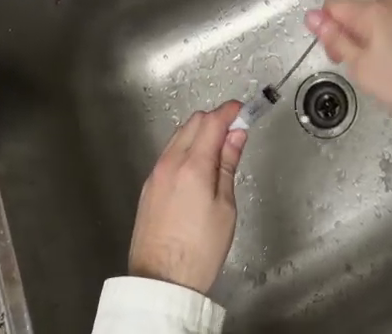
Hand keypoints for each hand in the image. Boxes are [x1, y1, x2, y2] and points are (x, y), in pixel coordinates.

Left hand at [127, 101, 248, 293]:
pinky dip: (186, 148)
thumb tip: (236, 135)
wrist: (161, 282)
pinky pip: (169, 154)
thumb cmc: (200, 250)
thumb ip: (228, 164)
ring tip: (218, 150)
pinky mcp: (149, 187)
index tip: (242, 110)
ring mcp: (156, 174)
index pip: (212, 122)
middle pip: (193, 122)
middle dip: (215, 120)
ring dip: (199, 133)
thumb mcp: (225, 207)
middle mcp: (170, 163)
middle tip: (235, 132)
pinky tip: (198, 166)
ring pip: (179, 136)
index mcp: (192, 165)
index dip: (229, 112)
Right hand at [304, 0, 391, 118]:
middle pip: (352, 11)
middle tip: (357, 67)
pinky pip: (389, 24)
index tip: (336, 53)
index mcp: (371, 9)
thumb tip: (311, 17)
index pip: (332, 5)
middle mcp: (388, 2)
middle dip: (346, 35)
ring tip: (376, 70)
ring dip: (365, 39)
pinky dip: (383, 40)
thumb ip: (335, 39)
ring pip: (371, 19)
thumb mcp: (360, 66)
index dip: (326, 27)